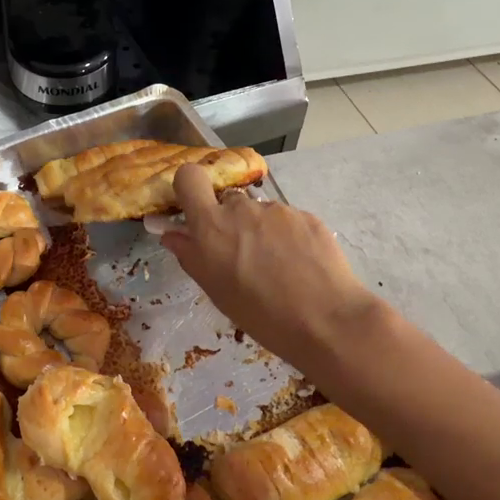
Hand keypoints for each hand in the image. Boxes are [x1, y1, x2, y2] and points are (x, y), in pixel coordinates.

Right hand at [160, 163, 381, 364]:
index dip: (189, 189)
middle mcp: (242, 208)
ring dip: (262, 232)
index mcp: (212, 225)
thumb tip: (172, 234)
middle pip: (229, 202)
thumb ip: (190, 255)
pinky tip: (300, 267)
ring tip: (279, 269)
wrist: (326, 321)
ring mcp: (278, 210)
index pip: (188, 177)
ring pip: (261, 214)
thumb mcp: (215, 291)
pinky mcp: (307, 216)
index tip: (195, 210)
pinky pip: (289, 221)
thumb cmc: (260, 314)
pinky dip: (289, 238)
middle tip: (244, 257)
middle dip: (232, 222)